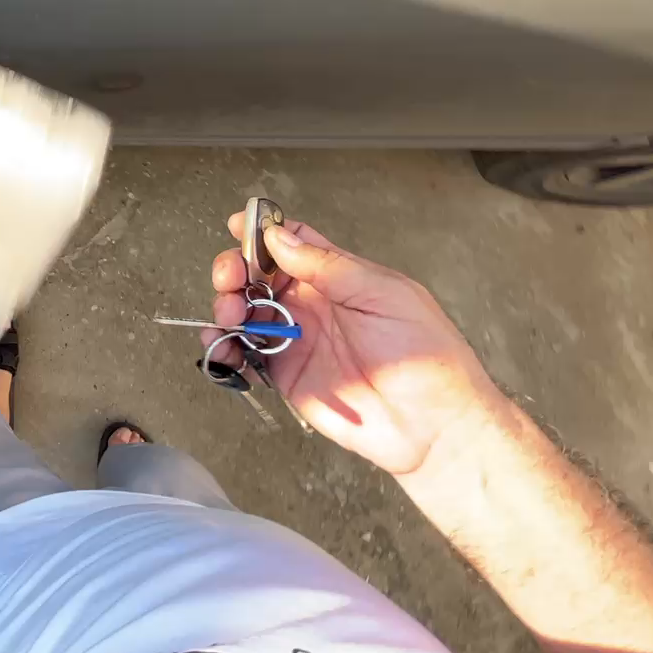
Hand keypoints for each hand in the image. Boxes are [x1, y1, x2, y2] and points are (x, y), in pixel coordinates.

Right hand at [207, 218, 506, 475]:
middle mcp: (306, 304)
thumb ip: (327, 266)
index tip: (237, 225)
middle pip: (254, 275)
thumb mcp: (382, 296)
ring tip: (230, 316)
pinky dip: (221, 347)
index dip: (261, 231)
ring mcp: (290, 338)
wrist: (433, 428)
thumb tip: (276, 236)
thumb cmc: (423, 354)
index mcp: (333, 278)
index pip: (290, 244)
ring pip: (241, 311)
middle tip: (230, 278)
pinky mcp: (281, 373)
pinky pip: (241, 354)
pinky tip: (220, 346)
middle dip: (233, 269)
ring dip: (225, 306)